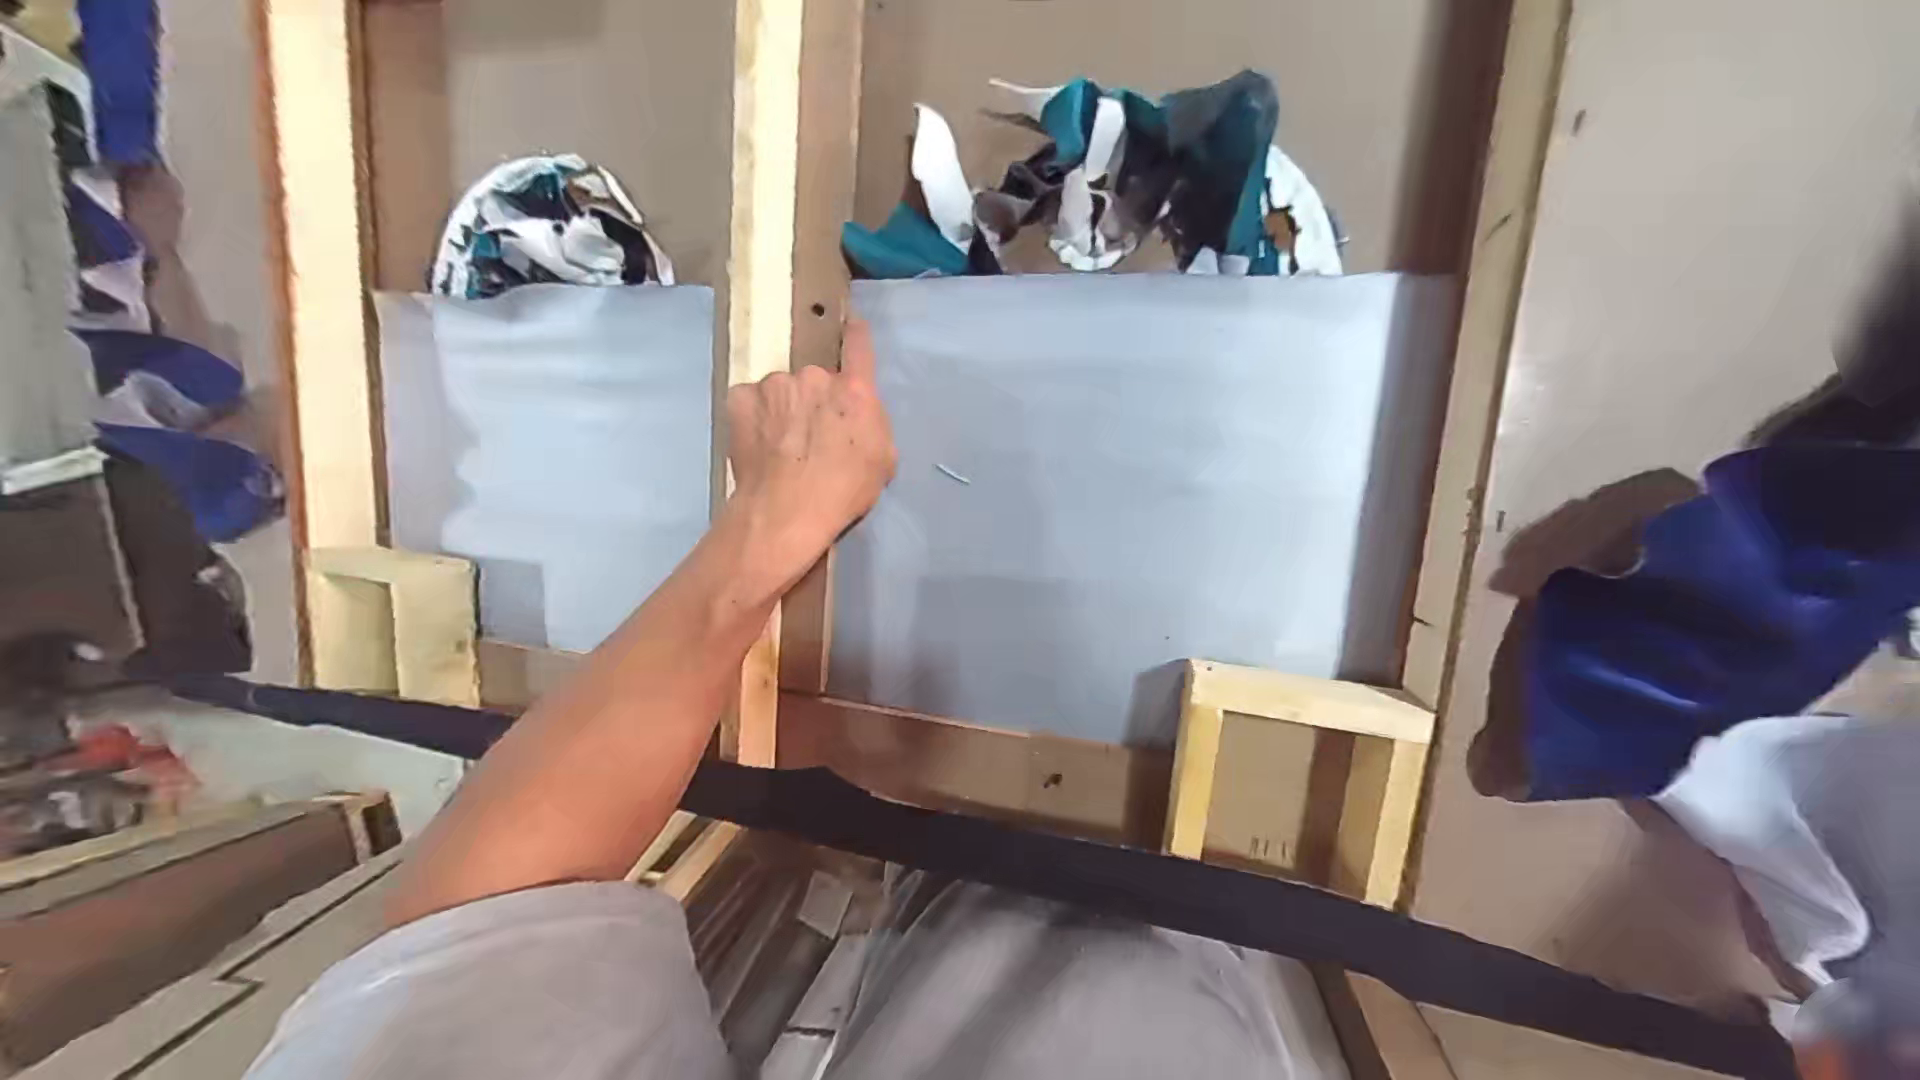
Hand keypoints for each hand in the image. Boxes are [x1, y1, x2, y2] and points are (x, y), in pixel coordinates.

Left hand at [724, 318, 896, 579]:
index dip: (856, 335)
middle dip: (815, 399)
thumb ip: (874, 424)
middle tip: (811, 434)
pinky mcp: (741, 399)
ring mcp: (774, 385)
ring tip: (781, 445)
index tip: (851, 327)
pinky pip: (752, 400)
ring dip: (784, 407)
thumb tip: (860, 412)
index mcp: (854, 391)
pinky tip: (759, 442)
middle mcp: (814, 376)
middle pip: (816, 378)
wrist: (787, 512)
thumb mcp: (884, 461)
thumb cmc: (845, 492)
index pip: (859, 346)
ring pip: (782, 389)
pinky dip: (756, 416)